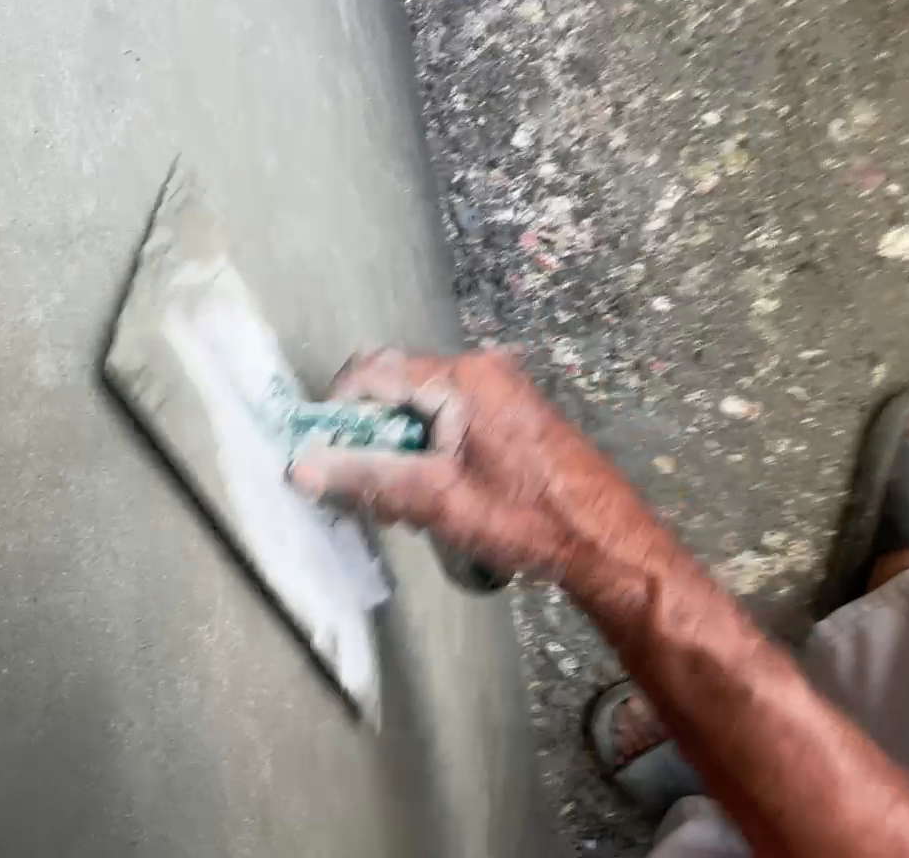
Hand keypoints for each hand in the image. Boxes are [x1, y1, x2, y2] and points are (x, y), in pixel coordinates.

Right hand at [287, 348, 666, 588]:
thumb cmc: (525, 519)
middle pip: (395, 384)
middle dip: (371, 432)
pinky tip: (436, 487)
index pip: (372, 370)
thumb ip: (364, 477)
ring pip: (420, 401)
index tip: (324, 449)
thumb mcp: (436, 499)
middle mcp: (479, 366)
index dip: (338, 407)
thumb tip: (299, 468)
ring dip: (398, 443)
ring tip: (405, 497)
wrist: (610, 543)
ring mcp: (499, 384)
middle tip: (368, 483)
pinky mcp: (510, 406)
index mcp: (460, 377)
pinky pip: (448, 411)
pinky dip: (427, 443)